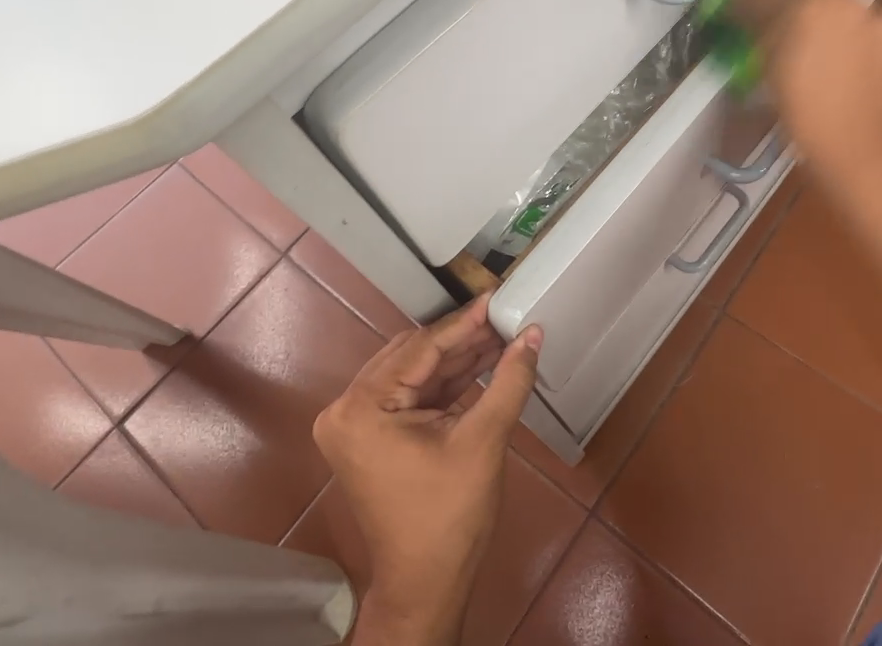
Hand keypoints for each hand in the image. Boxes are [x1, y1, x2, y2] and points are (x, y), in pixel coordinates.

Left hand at [313, 296, 541, 643]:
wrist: (427, 582)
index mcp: (362, 408)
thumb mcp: (484, 439)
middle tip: (504, 319)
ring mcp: (355, 424)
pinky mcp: (370, 437)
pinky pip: (410, 395)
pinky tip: (481, 364)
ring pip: (412, 373)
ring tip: (501, 338)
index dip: (464, 323)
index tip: (496, 299)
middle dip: (461, 340)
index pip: (420, 349)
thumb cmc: (451, 514)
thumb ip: (509, 380)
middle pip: (412, 356)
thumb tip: (534, 334)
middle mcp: (347, 409)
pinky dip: (444, 384)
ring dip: (455, 360)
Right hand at [730, 0, 881, 186]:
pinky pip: (861, 22)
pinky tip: (826, 51)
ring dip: (814, 8)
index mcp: (822, 1)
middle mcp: (858, 0)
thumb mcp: (773, 68)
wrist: (865, 155)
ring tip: (795, 32)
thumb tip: (747, 11)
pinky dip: (839, 28)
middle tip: (764, 9)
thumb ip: (761, 27)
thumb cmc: (809, 118)